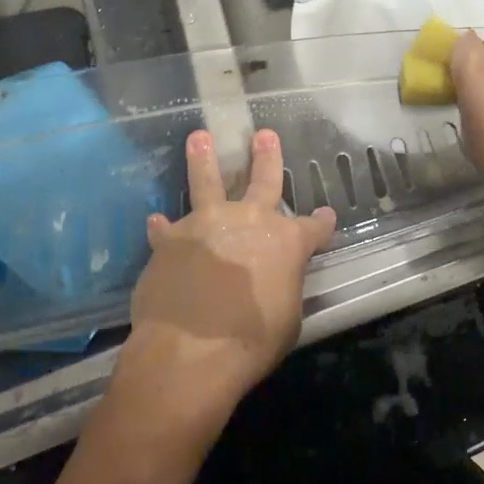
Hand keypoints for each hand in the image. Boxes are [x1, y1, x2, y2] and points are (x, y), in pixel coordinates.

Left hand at [118, 129, 336, 416]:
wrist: (191, 349)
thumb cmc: (251, 340)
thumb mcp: (288, 318)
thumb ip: (283, 286)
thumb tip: (276, 278)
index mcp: (287, 242)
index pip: (314, 227)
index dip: (322, 223)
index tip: (326, 216)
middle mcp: (250, 220)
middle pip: (263, 180)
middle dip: (266, 157)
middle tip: (263, 135)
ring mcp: (207, 224)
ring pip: (206, 182)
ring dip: (204, 159)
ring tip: (198, 138)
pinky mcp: (170, 240)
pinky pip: (167, 230)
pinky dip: (164, 229)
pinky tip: (157, 223)